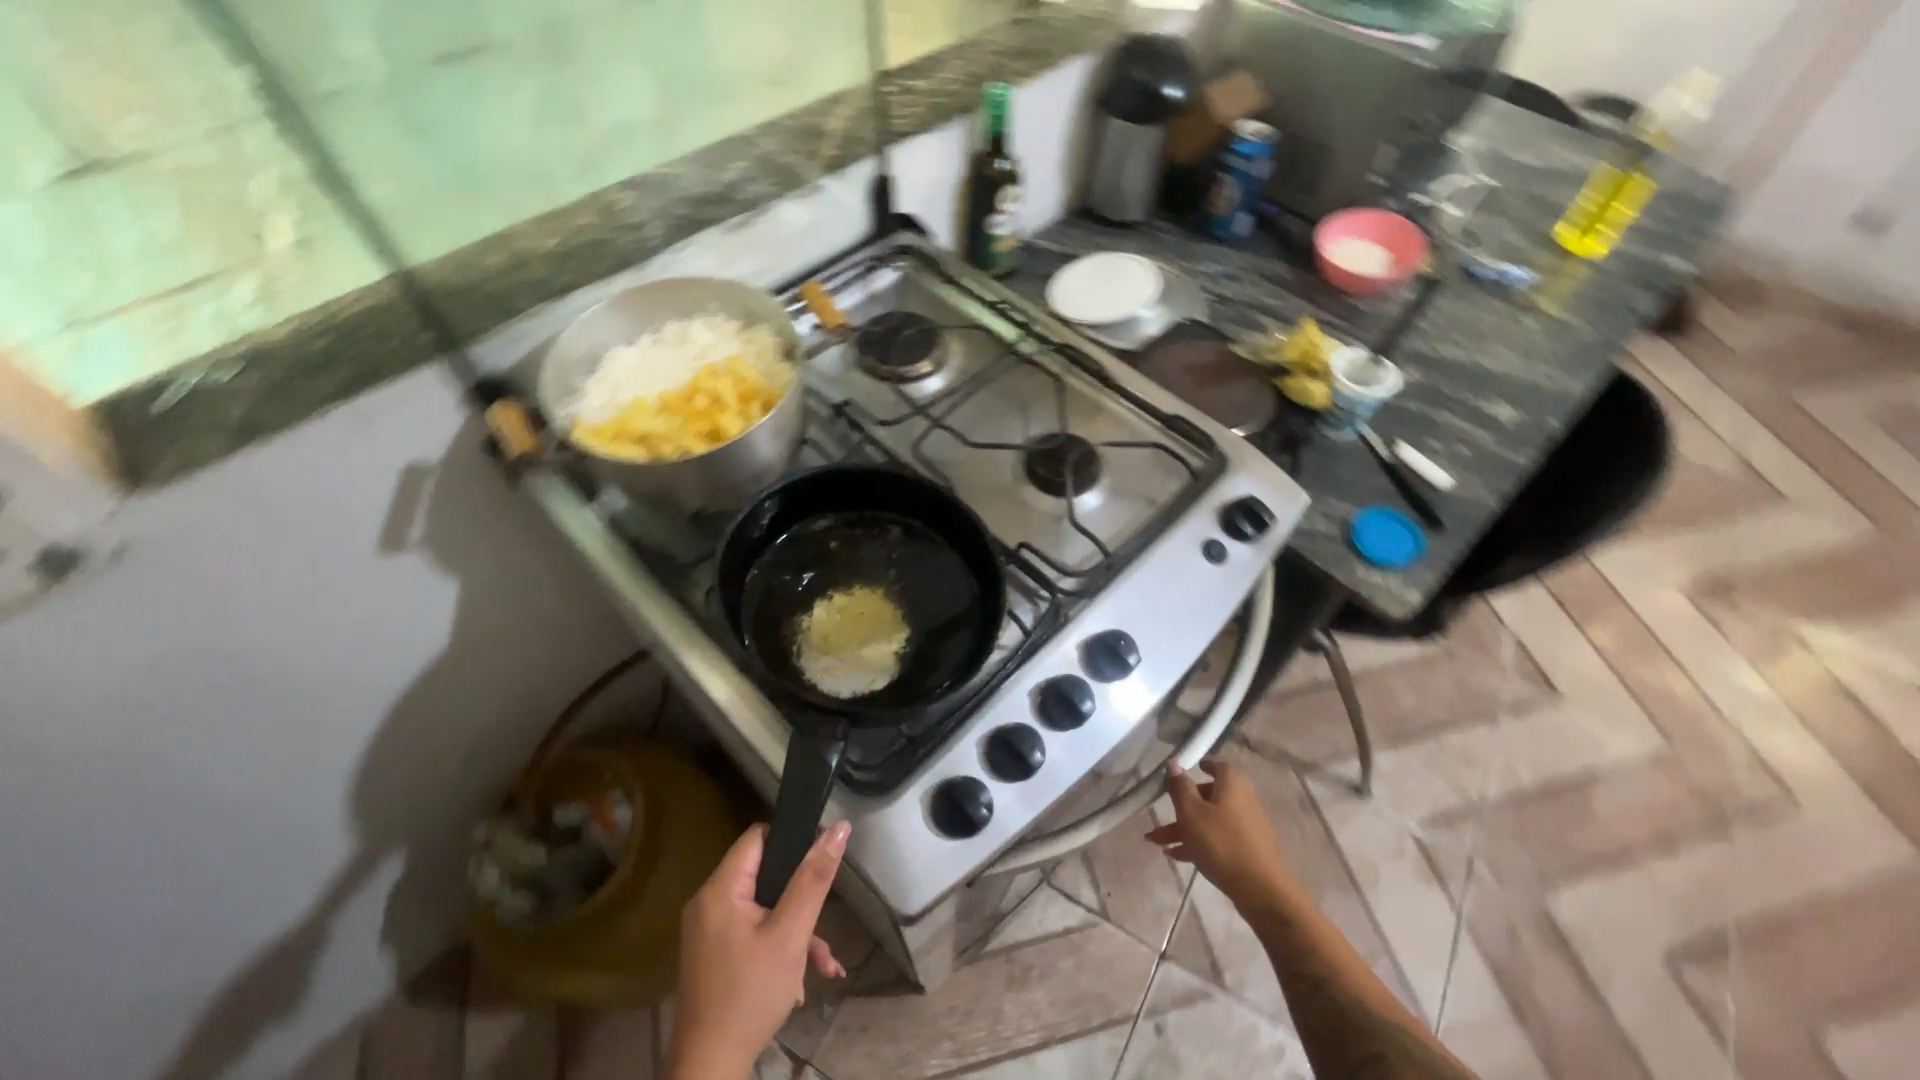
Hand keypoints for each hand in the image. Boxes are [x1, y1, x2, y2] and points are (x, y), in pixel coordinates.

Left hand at [667, 821, 849, 1078]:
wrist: (711, 1065)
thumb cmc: (751, 994)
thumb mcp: (791, 934)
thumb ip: (813, 879)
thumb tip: (838, 828)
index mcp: (720, 890)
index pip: (758, 837)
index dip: (792, 840)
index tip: (821, 862)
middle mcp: (708, 903)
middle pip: (764, 877)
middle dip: (801, 901)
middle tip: (823, 924)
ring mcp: (709, 932)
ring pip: (764, 912)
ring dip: (797, 933)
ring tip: (824, 965)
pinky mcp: (715, 956)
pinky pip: (753, 936)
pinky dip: (779, 951)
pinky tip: (803, 983)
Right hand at [1146, 760, 1289, 906]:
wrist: (1259, 888)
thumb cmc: (1221, 842)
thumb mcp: (1191, 813)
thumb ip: (1180, 788)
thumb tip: (1175, 763)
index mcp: (1233, 785)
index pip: (1220, 766)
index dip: (1204, 766)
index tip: (1190, 769)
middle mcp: (1243, 801)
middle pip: (1209, 797)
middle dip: (1181, 806)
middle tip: (1161, 815)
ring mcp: (1247, 827)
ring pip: (1210, 821)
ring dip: (1183, 829)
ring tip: (1156, 842)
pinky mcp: (1248, 850)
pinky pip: (1218, 839)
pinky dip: (1199, 843)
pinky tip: (1176, 856)